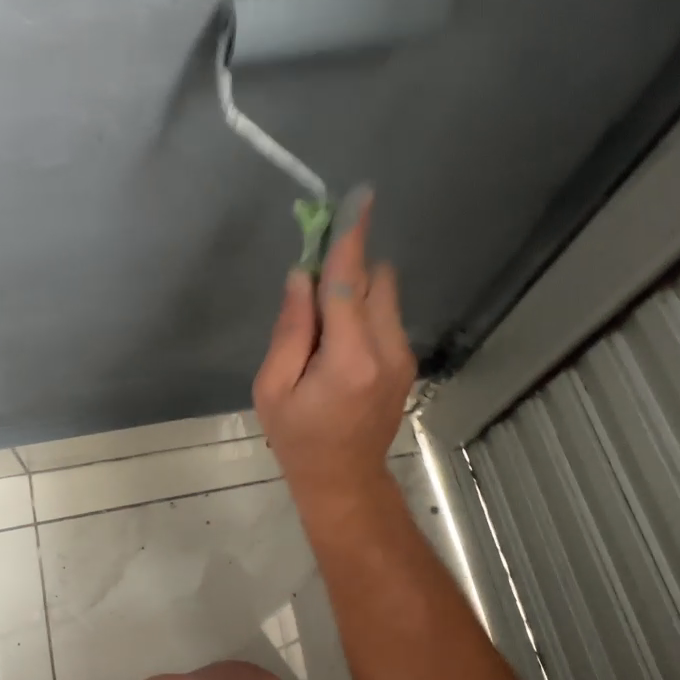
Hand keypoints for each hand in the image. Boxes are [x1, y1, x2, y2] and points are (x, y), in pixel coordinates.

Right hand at [253, 187, 415, 504]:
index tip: (360, 199)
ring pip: (385, 296)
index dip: (352, 240)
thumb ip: (291, 328)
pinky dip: (361, 314)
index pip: (351, 284)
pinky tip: (336, 348)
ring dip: (354, 294)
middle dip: (347, 272)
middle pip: (377, 280)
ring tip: (320, 332)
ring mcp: (404, 357)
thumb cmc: (297, 437)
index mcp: (350, 358)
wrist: (343, 480)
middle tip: (310, 293)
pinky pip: (385, 317)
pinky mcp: (406, 362)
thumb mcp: (273, 386)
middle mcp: (387, 350)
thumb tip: (304, 277)